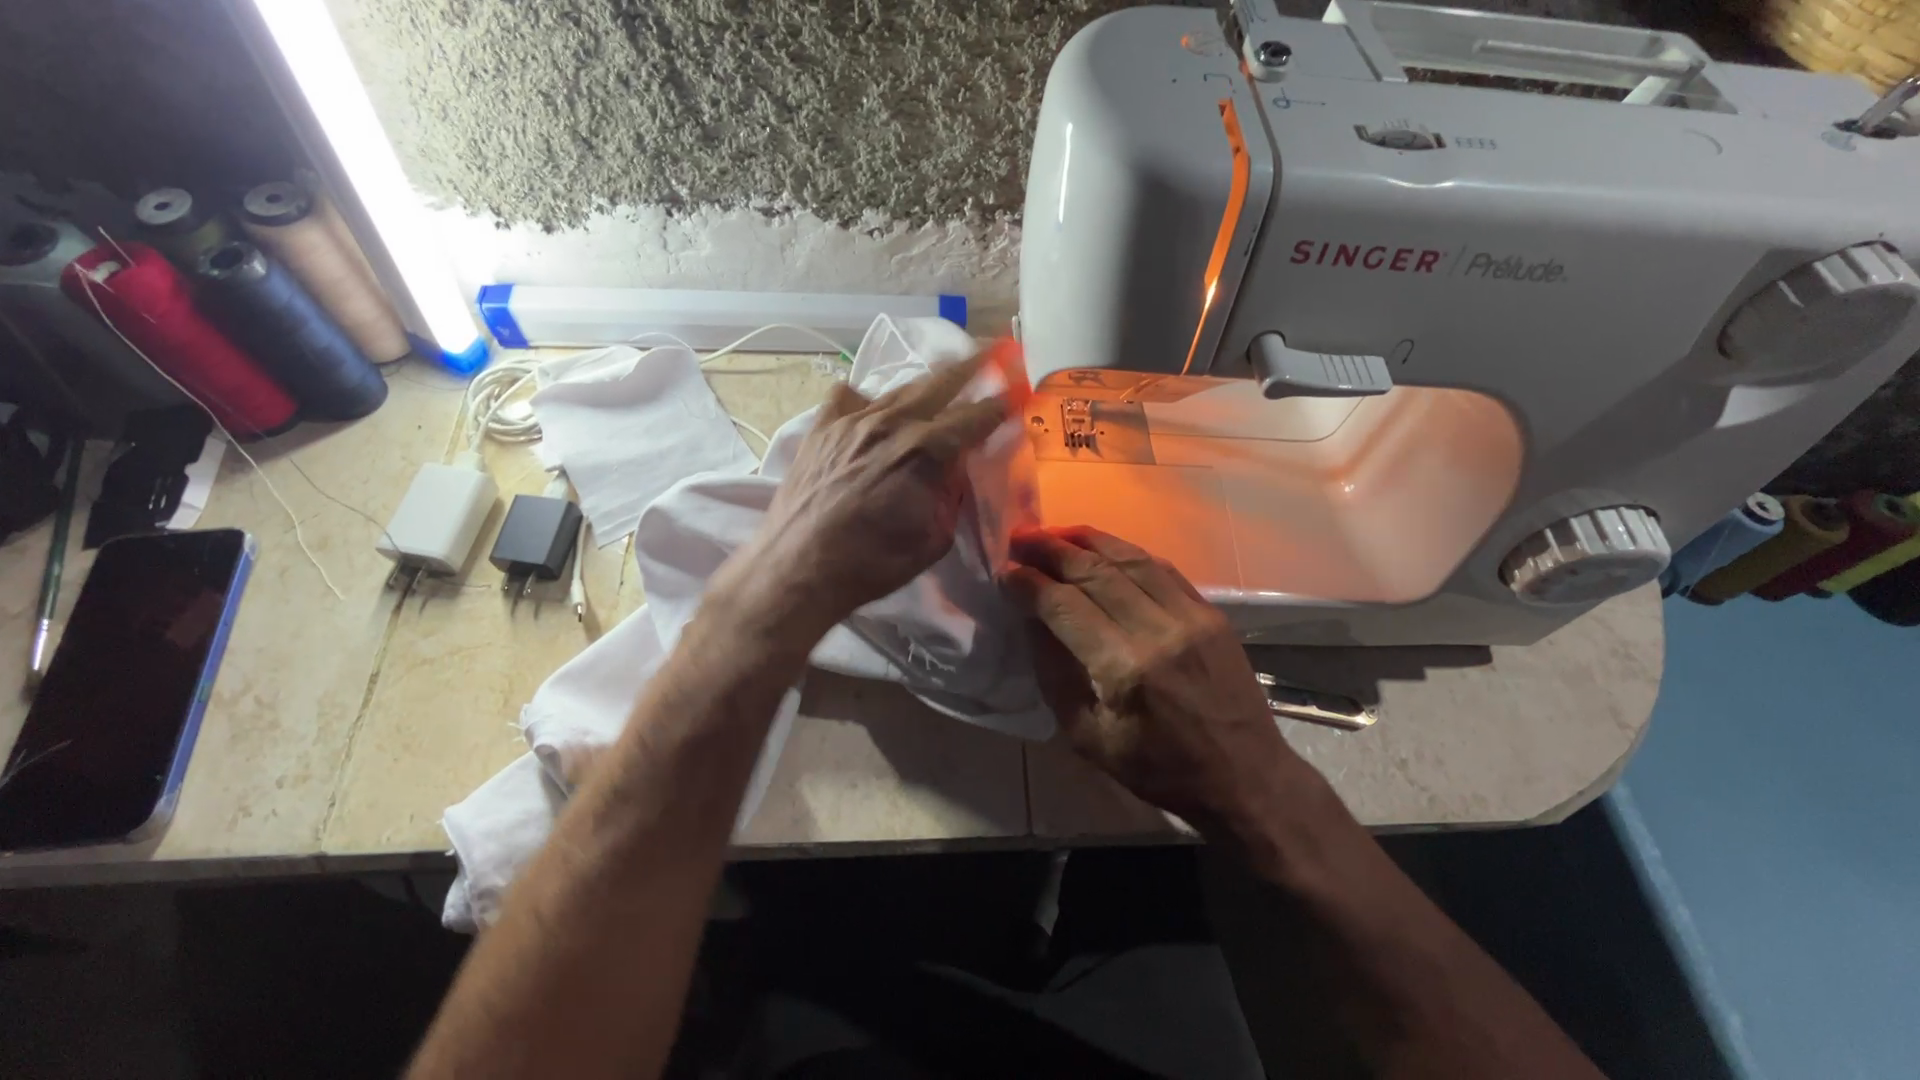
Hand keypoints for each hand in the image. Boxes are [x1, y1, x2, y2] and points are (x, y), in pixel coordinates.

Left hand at [744, 350, 1006, 628]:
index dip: (1002, 403)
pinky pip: (848, 396)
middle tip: (992, 350)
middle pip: (941, 382)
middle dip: (973, 365)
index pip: (976, 417)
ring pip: (898, 388)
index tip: (1019, 390)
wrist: (799, 568)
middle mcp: (892, 423)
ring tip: (943, 375)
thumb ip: (951, 497)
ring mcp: (853, 420)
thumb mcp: (934, 539)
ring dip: (927, 381)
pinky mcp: (822, 428)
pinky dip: (868, 398)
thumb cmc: (873, 564)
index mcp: (927, 451)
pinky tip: (872, 409)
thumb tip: (955, 472)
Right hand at [1001, 526, 1298, 830]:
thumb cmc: (1159, 769)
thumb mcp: (1089, 738)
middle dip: (1051, 550)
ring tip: (1054, 533)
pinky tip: (1104, 548)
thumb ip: (1054, 676)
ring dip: (1088, 540)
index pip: (1065, 606)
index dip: (1029, 584)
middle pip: (1095, 572)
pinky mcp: (1210, 613)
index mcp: (1124, 668)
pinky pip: (1162, 568)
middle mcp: (1158, 630)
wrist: (1244, 777)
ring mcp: (1190, 616)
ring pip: (1130, 559)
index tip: (1005, 572)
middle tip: (1020, 538)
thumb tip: (1032, 624)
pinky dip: (1127, 552)